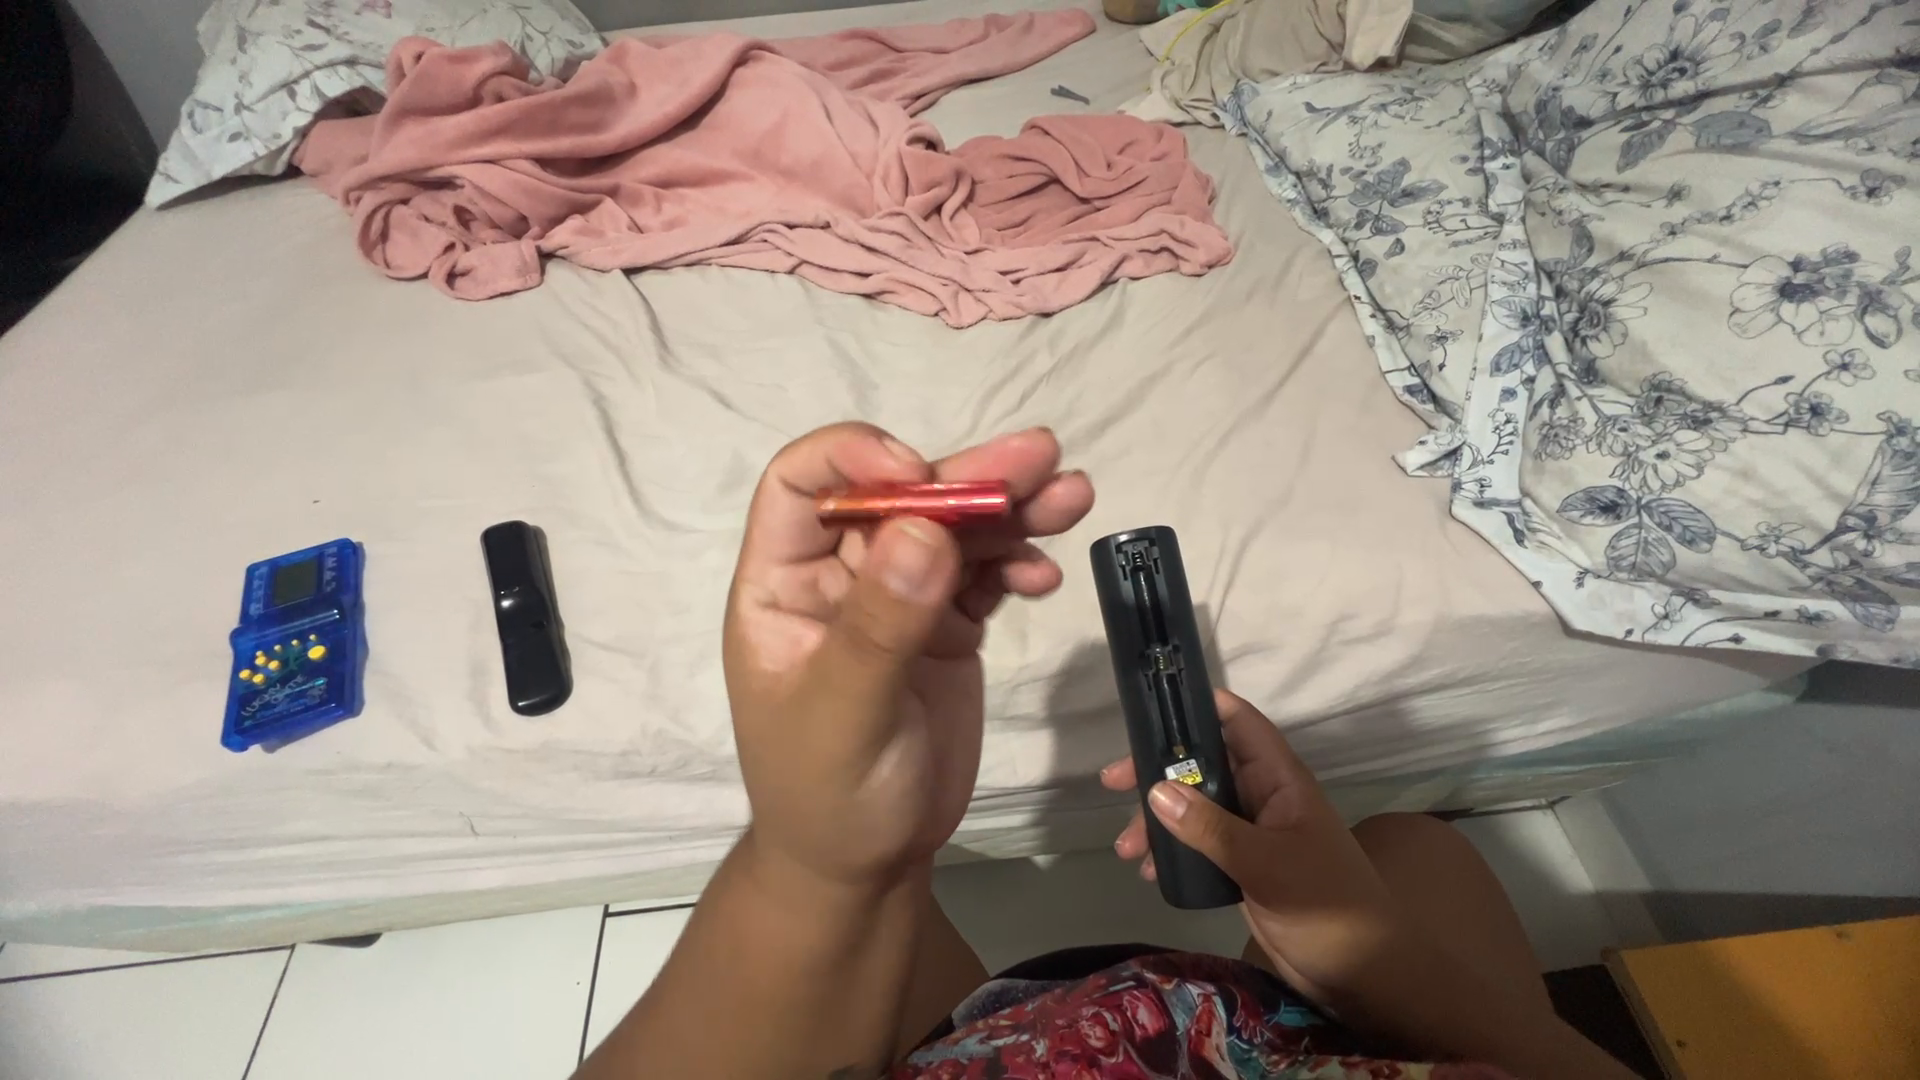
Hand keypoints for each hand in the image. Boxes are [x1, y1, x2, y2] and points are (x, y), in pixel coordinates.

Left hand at [726, 423, 1093, 888]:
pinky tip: (1045, 578)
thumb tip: (925, 529)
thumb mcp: (844, 716)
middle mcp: (841, 576)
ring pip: (953, 530)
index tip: (919, 472)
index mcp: (784, 583)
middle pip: (901, 498)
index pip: (803, 485)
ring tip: (1073, 493)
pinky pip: (983, 575)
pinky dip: (1017, 564)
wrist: (869, 862)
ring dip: (1012, 509)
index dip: (854, 459)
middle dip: (968, 475)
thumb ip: (879, 625)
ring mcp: (899, 597)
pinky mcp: (946, 625)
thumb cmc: (829, 795)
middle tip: (1041, 456)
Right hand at [1102, 690, 1420, 1010]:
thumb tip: (1156, 791)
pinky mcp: (1240, 863)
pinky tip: (1151, 871)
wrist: (1363, 977)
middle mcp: (1260, 796)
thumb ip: (1212, 828)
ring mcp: (1249, 830)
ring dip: (1157, 819)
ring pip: (1192, 805)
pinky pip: (1196, 841)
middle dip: (1157, 771)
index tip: (1155, 707)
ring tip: (1127, 850)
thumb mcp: (1268, 864)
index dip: (1202, 705)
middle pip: (1202, 764)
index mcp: (1279, 779)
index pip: (1240, 723)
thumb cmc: (1329, 907)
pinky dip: (1171, 850)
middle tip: (1114, 783)